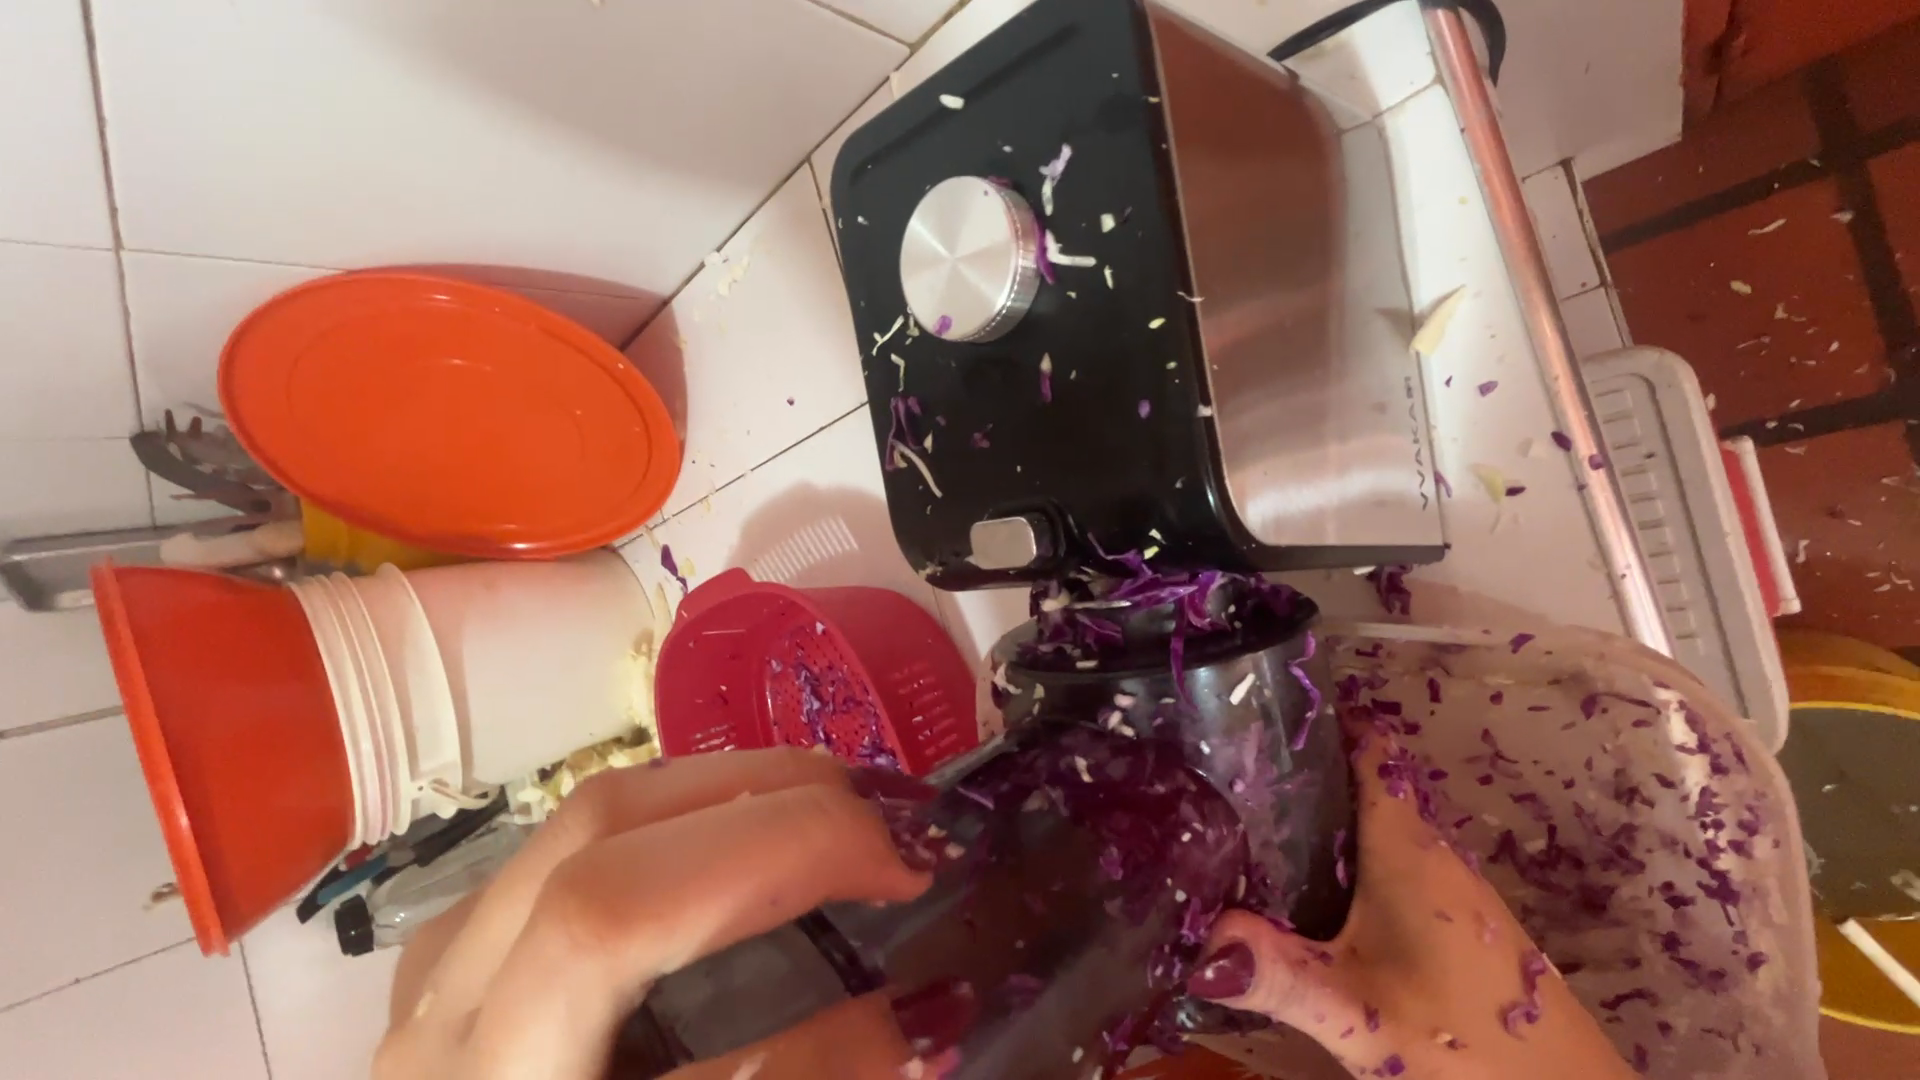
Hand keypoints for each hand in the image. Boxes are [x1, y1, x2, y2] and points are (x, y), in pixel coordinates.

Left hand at [376, 748, 935, 1079]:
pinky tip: (755, 817)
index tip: (936, 1001)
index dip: (820, 1044)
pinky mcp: (462, 925)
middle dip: (785, 834)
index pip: (678, 1079)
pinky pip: (591, 820)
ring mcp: (440, 968)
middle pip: (608, 882)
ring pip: (598, 813)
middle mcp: (443, 1049)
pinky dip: (695, 799)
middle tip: (899, 844)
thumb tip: (921, 1026)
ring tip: (845, 804)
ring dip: (748, 786)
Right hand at [1184, 735, 1637, 1078]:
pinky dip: (1341, 848)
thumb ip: (1277, 975)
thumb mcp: (1357, 1012)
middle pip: (1361, 779)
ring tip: (1248, 810)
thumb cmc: (1469, 1044)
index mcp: (1405, 844)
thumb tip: (1193, 947)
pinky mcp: (1453, 920)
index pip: (1370, 746)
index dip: (1325, 715)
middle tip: (1228, 762)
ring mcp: (1446, 885)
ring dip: (1320, 806)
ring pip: (1372, 819)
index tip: (1263, 704)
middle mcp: (1428, 849)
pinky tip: (1303, 881)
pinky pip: (1383, 855)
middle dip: (1301, 763)